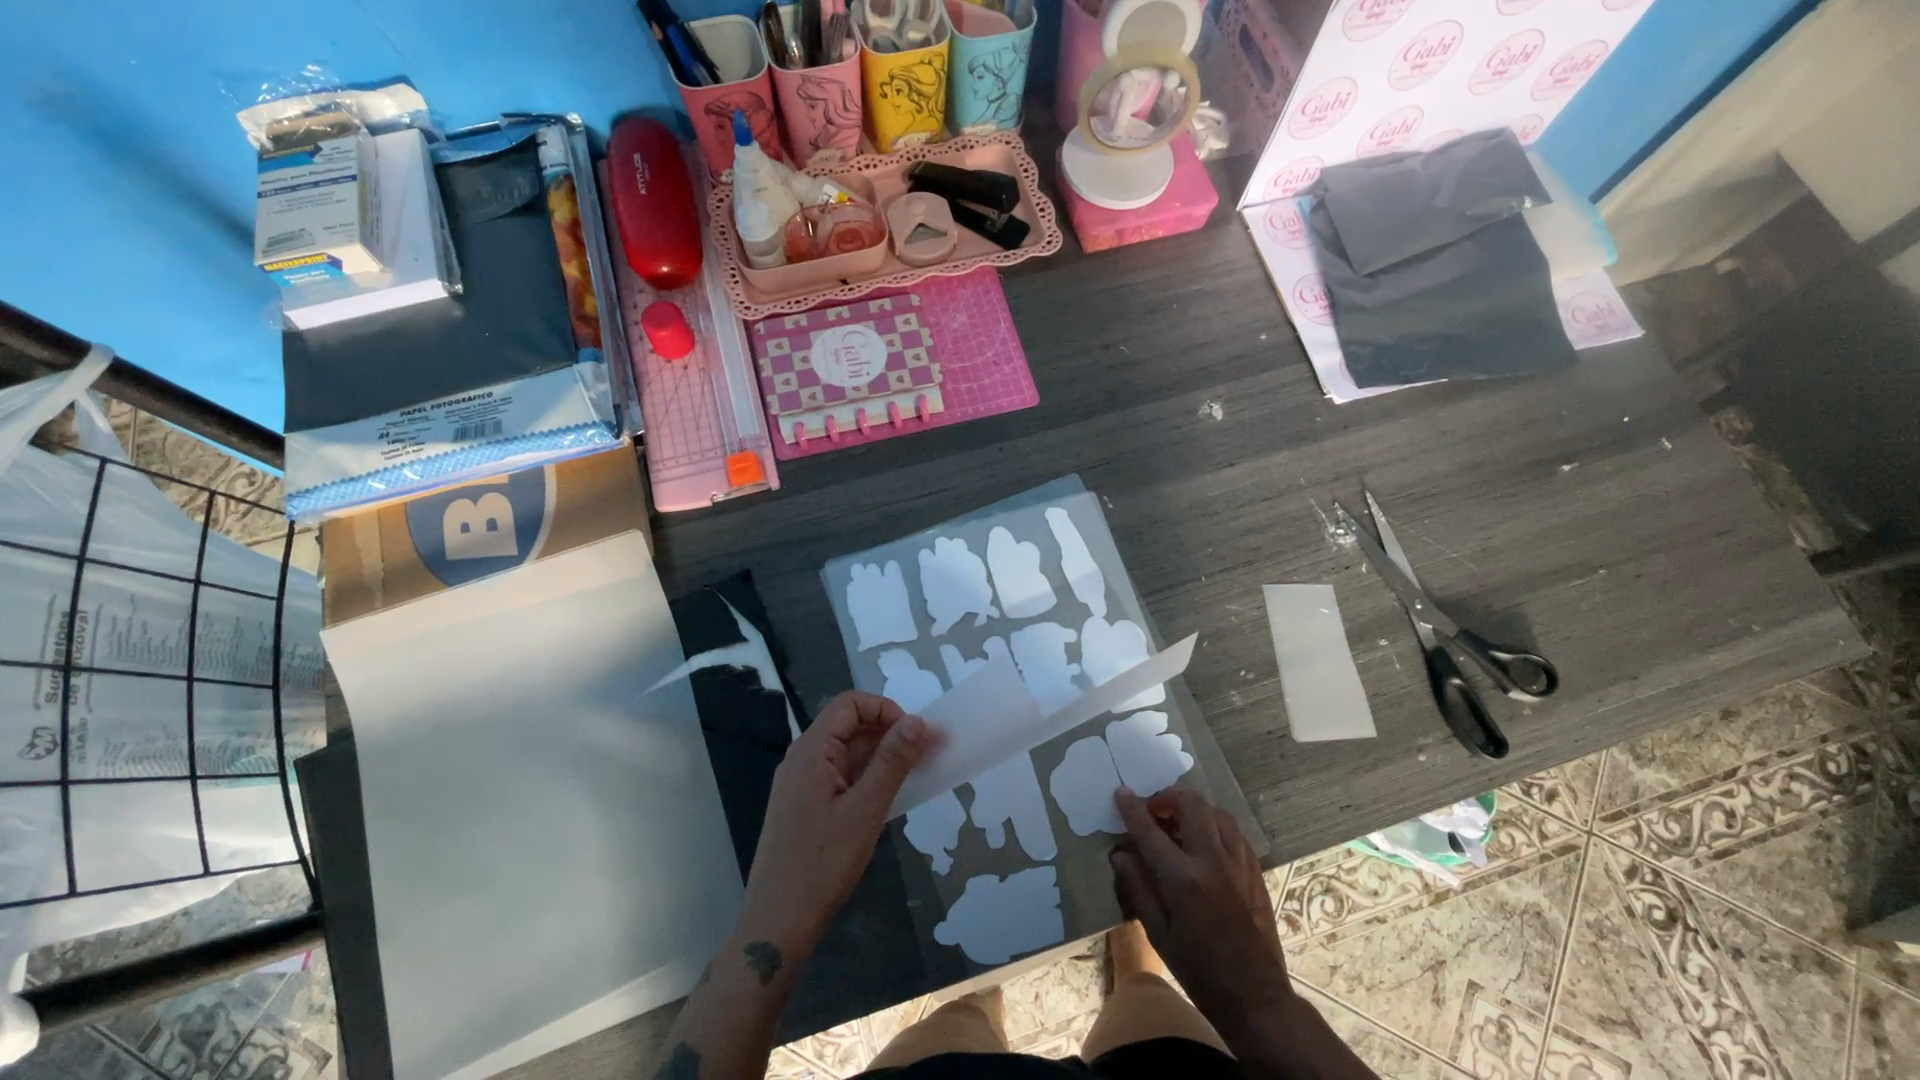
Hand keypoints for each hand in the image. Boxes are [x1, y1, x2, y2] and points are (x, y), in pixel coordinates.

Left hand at [736, 691, 933, 959]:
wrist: (778, 919)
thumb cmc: (823, 862)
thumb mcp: (865, 809)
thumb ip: (892, 762)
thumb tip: (917, 721)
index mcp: (810, 751)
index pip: (849, 704)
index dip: (885, 710)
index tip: (914, 735)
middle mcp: (802, 759)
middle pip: (848, 726)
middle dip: (890, 733)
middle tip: (929, 754)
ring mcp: (801, 784)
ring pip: (846, 753)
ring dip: (882, 757)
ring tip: (919, 773)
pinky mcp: (805, 807)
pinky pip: (840, 777)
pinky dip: (868, 778)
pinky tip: (891, 796)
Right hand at [1110, 787, 1292, 1041]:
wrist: (1255, 996)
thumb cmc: (1198, 971)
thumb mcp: (1158, 934)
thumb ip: (1138, 888)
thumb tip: (1120, 854)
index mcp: (1183, 879)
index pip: (1151, 831)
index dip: (1132, 808)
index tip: (1121, 792)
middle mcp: (1213, 861)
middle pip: (1192, 804)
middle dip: (1168, 797)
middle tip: (1154, 812)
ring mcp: (1240, 864)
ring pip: (1218, 812)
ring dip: (1195, 810)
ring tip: (1179, 825)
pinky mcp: (1256, 872)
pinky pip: (1235, 833)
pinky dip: (1216, 826)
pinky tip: (1205, 843)